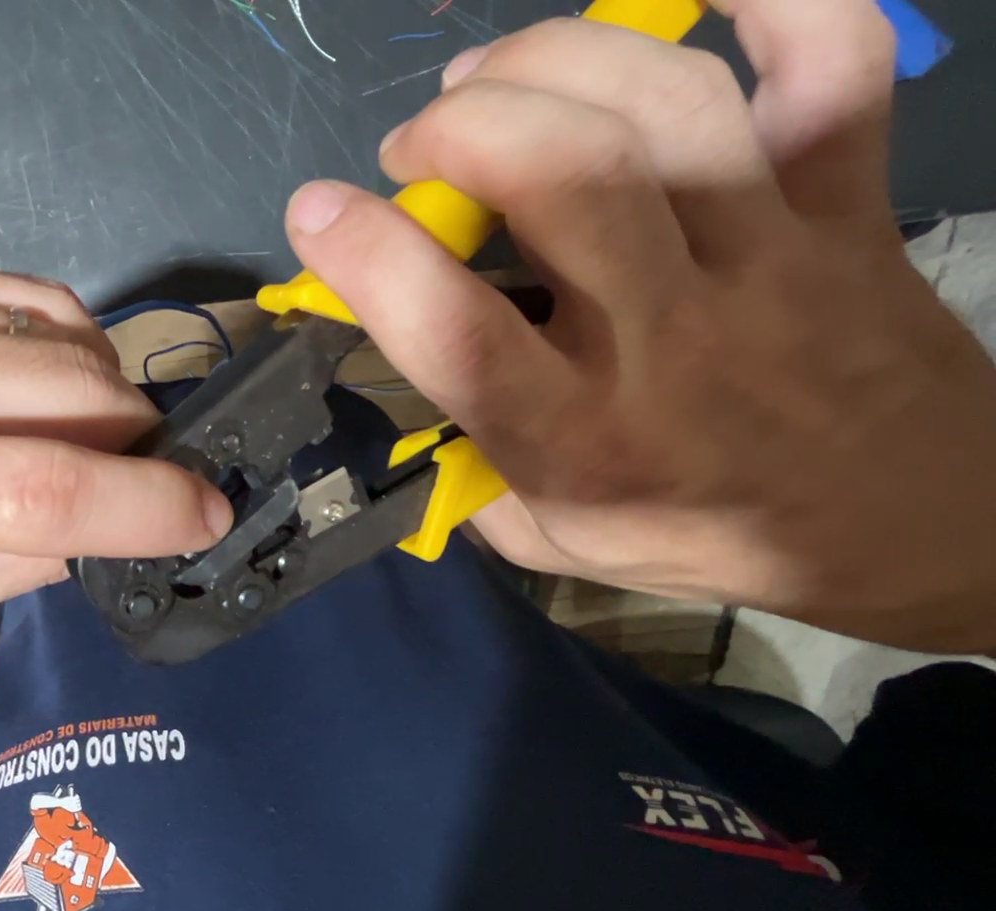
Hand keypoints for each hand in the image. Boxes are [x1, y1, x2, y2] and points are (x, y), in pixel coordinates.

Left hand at [0, 265, 230, 622]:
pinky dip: (67, 353)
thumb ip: (46, 551)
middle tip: (123, 477)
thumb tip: (140, 507)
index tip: (208, 513)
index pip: (44, 487)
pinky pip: (43, 304)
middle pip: (77, 397)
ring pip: (71, 346)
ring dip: (101, 399)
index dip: (146, 504)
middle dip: (131, 444)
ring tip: (67, 435)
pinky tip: (35, 386)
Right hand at [284, 0, 995, 653]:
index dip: (371, 257)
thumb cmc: (694, 532)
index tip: (313, 211)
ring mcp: (769, 255)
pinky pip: (834, 61)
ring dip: (552, 62)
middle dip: (463, 130)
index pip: (457, 330)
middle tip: (415, 143)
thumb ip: (465, 467)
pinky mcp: (849, 204)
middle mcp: (667, 333)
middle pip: (567, 178)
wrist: (907, 524)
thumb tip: (402, 382)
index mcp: (576, 433)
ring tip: (486, 79)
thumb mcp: (545, 537)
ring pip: (667, 106)